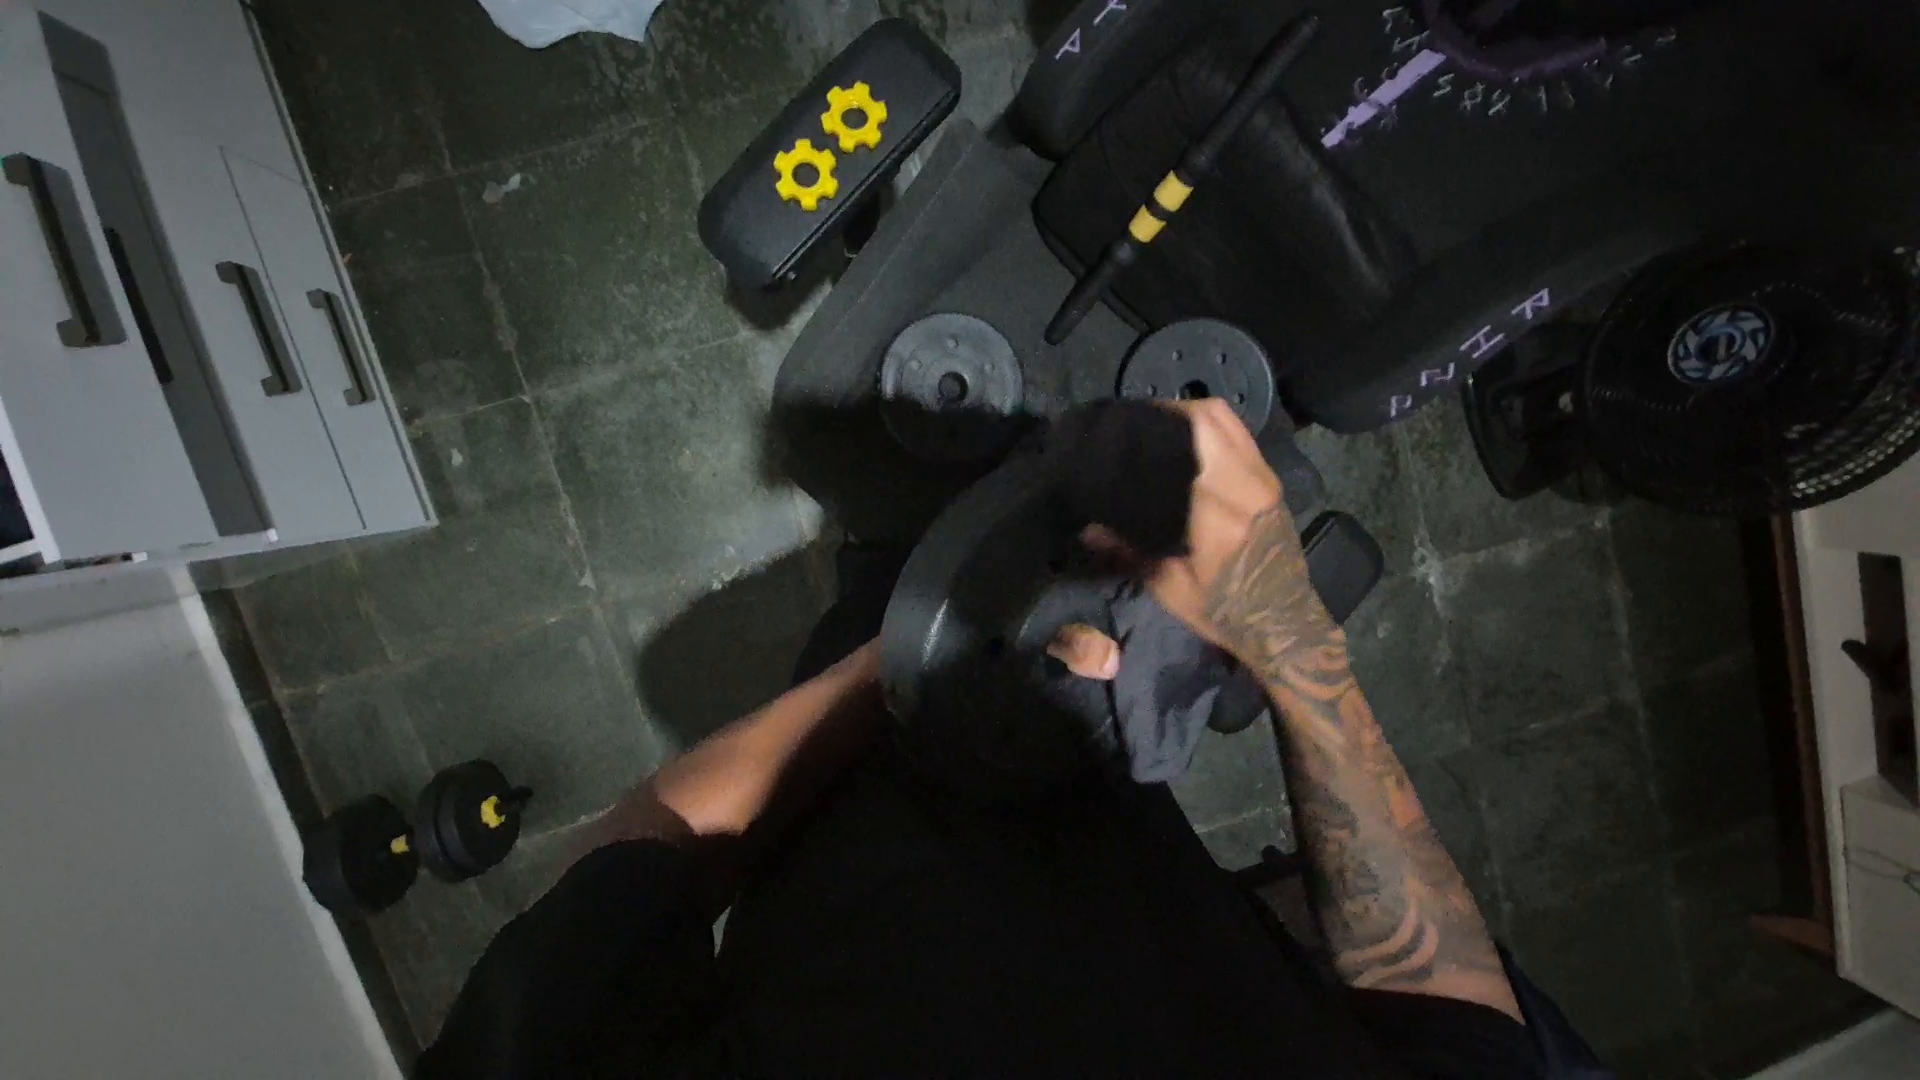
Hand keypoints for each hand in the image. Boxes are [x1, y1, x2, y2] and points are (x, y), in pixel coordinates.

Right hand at [1087, 400, 1336, 670]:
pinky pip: (1242, 438)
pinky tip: (1190, 443)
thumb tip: (1084, 527)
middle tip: (1139, 422)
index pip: (1185, 446)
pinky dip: (1215, 429)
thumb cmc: (1223, 610)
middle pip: (1211, 418)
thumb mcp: (1167, 586)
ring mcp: (1265, 480)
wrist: (1282, 624)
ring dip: (1195, 414)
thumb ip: (1126, 551)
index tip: (1122, 428)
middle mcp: (1247, 484)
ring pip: (1230, 422)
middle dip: (1172, 409)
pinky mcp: (1272, 484)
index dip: (1153, 427)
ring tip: (1161, 427)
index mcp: (1217, 510)